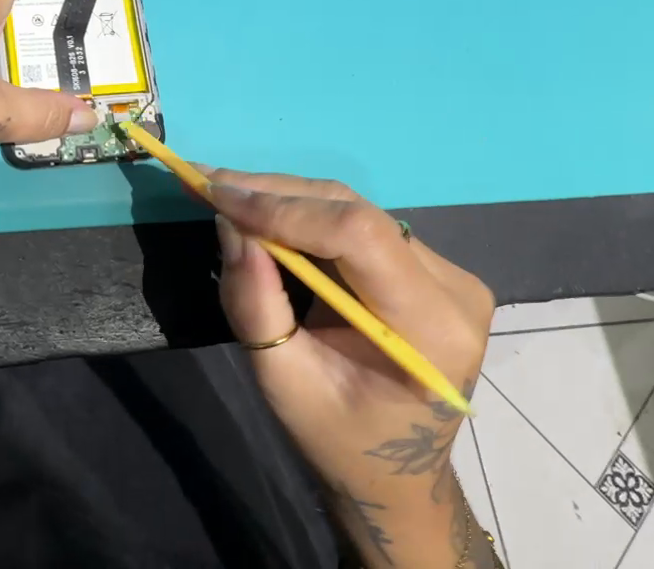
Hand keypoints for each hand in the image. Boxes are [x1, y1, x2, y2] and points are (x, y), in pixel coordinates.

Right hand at [204, 170, 493, 566]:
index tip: (216, 196)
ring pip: (348, 207)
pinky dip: (296, 212)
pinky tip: (253, 207)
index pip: (359, 235)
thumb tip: (227, 226)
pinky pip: (350, 221)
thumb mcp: (284, 382)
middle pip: (352, 211)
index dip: (283, 209)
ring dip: (279, 196)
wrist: (393, 472)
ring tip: (218, 189)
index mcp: (432, 327)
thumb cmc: (339, 437)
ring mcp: (442, 270)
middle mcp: (451, 286)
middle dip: (271, 194)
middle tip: (202, 182)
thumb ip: (255, 305)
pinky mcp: (421, 264)